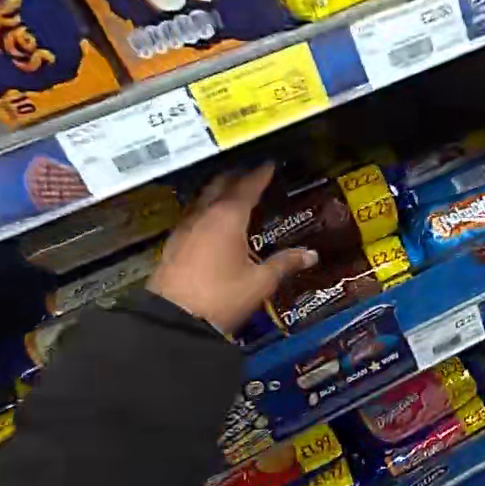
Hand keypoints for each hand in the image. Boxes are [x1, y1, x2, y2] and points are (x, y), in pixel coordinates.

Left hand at [148, 164, 316, 334]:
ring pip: (204, 199)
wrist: (174, 320)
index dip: (261, 175)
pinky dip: (207, 211)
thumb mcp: (260, 282)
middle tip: (251, 174)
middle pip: (220, 185)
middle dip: (236, 177)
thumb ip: (285, 264)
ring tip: (233, 195)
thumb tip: (310, 255)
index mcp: (228, 218)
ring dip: (219, 192)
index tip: (270, 165)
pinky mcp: (174, 245)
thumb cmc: (221, 297)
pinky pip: (194, 216)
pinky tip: (214, 224)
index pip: (247, 186)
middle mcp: (204, 216)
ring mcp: (185, 229)